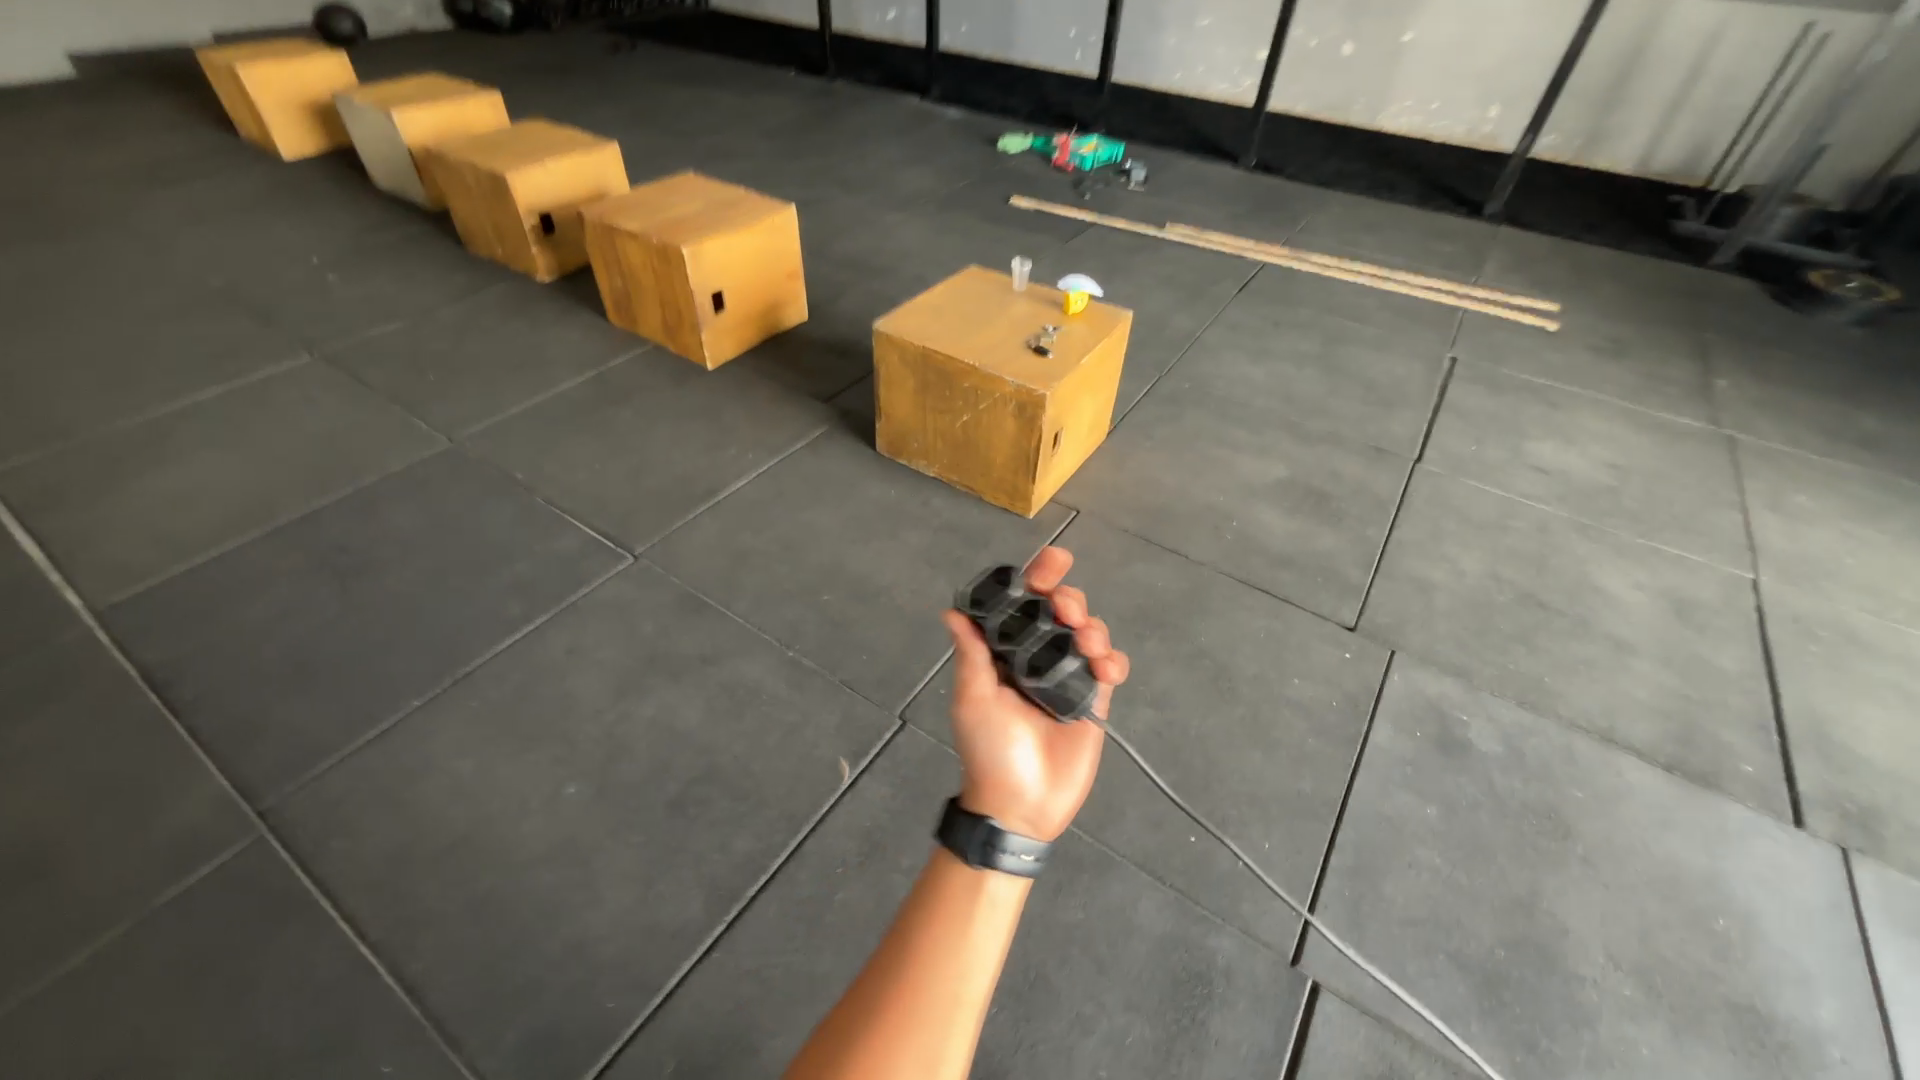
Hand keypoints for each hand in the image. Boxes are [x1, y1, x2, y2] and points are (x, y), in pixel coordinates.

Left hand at [941, 547, 1129, 842]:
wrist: (1020, 806)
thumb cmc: (990, 750)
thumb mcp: (973, 699)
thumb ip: (972, 654)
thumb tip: (951, 610)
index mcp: (1005, 653)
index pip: (1023, 606)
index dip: (1038, 579)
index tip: (1054, 562)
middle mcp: (1037, 658)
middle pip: (1061, 612)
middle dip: (1070, 600)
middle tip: (1067, 608)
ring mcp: (1068, 678)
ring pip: (1089, 634)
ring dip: (1093, 628)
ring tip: (1087, 644)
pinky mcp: (1093, 700)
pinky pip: (1109, 669)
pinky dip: (1113, 661)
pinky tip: (1106, 670)